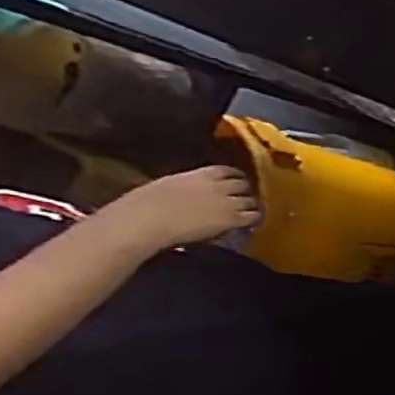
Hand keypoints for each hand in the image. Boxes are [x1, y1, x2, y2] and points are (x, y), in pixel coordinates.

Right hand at [94, 166, 260, 251]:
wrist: (144, 222)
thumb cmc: (141, 204)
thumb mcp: (165, 185)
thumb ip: (186, 184)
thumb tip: (190, 188)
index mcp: (199, 175)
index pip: (226, 170)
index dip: (235, 176)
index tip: (237, 179)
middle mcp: (218, 186)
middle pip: (243, 185)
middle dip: (244, 191)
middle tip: (242, 198)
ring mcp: (227, 202)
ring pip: (251, 201)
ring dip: (249, 206)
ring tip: (246, 212)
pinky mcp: (231, 219)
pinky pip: (252, 217)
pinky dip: (253, 219)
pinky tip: (249, 224)